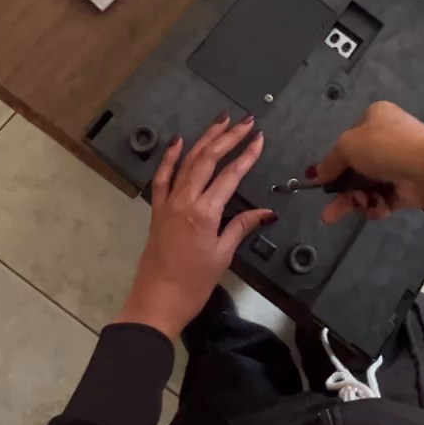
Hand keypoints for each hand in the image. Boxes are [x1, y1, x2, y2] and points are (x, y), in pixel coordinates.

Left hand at [115, 115, 275, 338]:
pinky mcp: (157, 209)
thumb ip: (242, 226)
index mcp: (205, 213)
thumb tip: (267, 212)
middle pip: (208, 160)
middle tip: (246, 122)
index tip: (259, 139)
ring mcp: (168, 203)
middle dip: (228, 137)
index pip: (230, 175)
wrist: (156, 302)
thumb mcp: (223, 256)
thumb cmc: (194, 284)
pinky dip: (170, 157)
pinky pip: (163, 177)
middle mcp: (185, 201)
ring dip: (205, 139)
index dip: (247, 155)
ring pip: (187, 161)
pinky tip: (179, 141)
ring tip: (221, 122)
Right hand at [312, 101, 423, 223]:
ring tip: (355, 207)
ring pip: (367, 186)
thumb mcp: (348, 146)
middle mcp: (386, 140)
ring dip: (357, 199)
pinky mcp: (405, 188)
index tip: (322, 180)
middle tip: (330, 209)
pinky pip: (382, 199)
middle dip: (342, 189)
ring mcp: (396, 165)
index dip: (335, 161)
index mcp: (374, 119)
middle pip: (355, 168)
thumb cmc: (385, 146)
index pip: (348, 141)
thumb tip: (315, 174)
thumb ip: (330, 162)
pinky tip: (372, 208)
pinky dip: (375, 206)